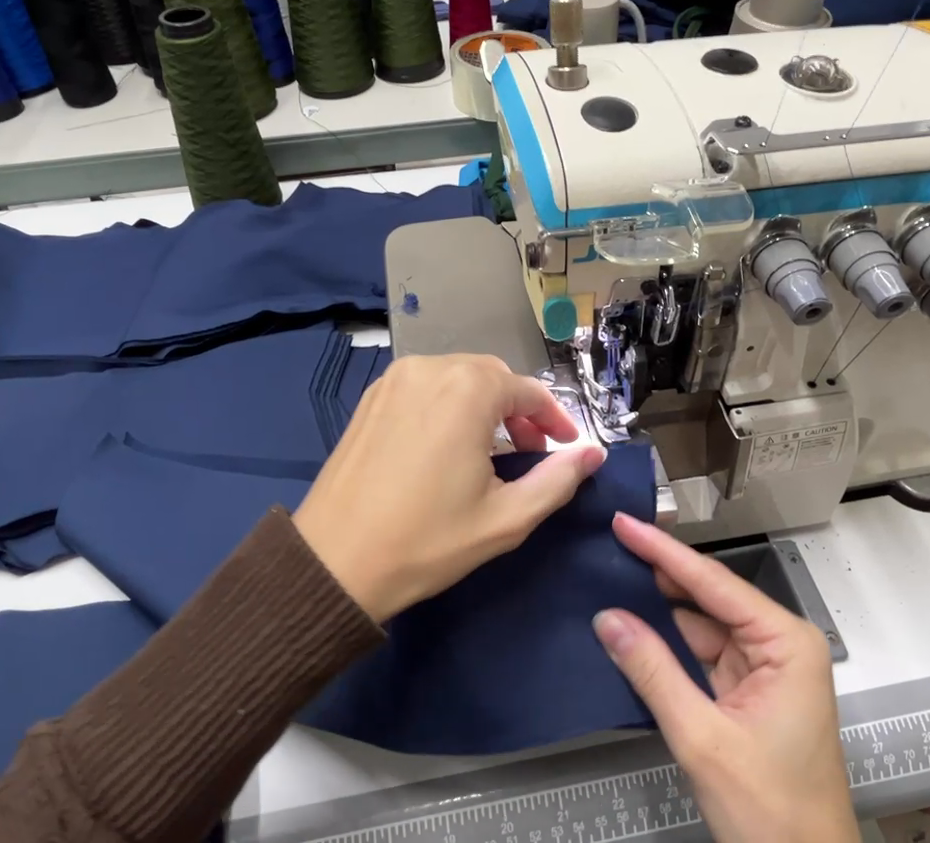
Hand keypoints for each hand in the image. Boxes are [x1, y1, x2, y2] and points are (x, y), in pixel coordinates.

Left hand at [293, 354, 605, 621]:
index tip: (567, 449)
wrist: (335, 561)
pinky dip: (448, 406)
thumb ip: (558, 480)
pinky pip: (425, 388)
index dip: (555, 420)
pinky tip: (448, 446)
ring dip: (484, 407)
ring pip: (457, 379)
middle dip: (519, 411)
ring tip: (490, 452)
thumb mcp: (506, 518)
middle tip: (530, 453)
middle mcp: (430, 368)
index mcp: (468, 388)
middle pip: (493, 378)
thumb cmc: (427, 540)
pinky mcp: (370, 397)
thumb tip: (594, 453)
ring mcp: (394, 380)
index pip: (529, 391)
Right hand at [593, 513, 856, 842]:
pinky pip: (702, 655)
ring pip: (701, 626)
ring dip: (659, 612)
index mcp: (785, 643)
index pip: (714, 583)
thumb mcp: (702, 737)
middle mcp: (779, 645)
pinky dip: (668, 646)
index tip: (624, 523)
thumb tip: (607, 618)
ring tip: (609, 582)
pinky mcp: (748, 693)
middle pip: (709, 598)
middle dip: (660, 575)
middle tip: (609, 547)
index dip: (664, 551)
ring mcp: (764, 670)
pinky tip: (632, 630)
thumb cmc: (769, 809)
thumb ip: (653, 671)